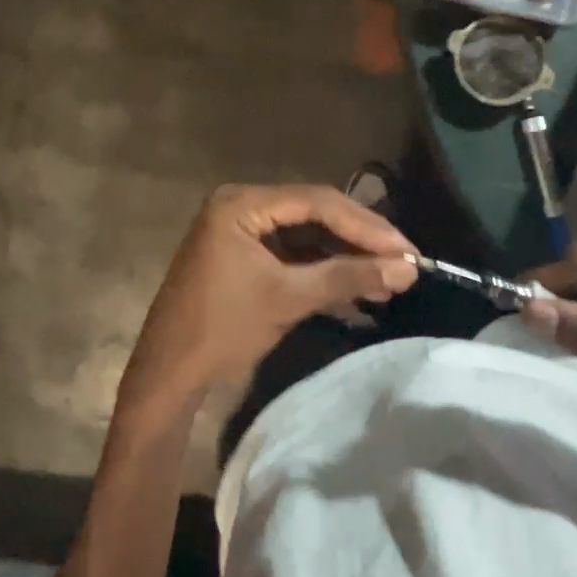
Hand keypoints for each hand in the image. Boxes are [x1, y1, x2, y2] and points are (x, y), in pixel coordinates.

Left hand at [122, 185, 419, 404]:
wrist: (170, 374)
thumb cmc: (222, 329)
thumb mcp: (287, 299)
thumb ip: (347, 277)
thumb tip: (407, 269)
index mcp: (242, 204)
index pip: (317, 203)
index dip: (367, 226)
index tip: (406, 250)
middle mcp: (242, 206)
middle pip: (315, 214)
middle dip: (360, 241)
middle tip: (404, 262)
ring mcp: (243, 232)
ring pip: (308, 236)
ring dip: (346, 258)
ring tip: (389, 282)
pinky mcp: (246, 257)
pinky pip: (294, 256)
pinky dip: (325, 272)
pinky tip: (360, 293)